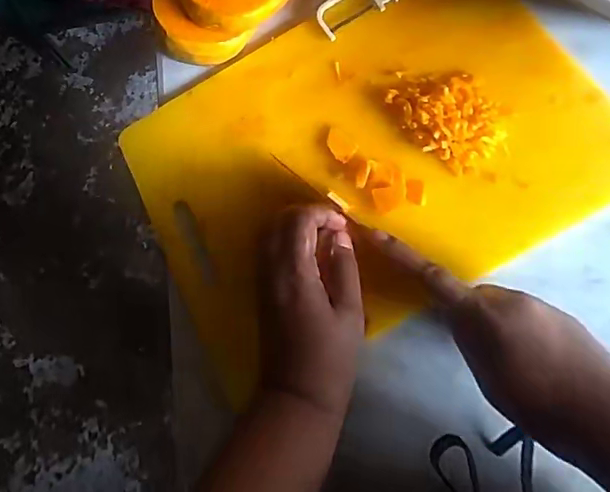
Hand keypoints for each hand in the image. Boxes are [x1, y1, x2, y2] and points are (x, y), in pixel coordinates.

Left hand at [257, 206, 364, 415]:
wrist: (296, 396)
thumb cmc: (331, 359)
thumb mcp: (350, 313)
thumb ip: (345, 268)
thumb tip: (340, 236)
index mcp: (294, 272)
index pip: (298, 221)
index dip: (321, 213)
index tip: (343, 225)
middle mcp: (271, 268)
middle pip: (281, 220)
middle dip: (307, 215)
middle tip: (334, 228)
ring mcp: (262, 277)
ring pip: (270, 231)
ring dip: (295, 225)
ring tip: (323, 238)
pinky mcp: (260, 288)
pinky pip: (268, 248)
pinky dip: (286, 239)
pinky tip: (308, 255)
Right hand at [362, 228, 609, 441]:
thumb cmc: (541, 404)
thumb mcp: (490, 380)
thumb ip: (470, 342)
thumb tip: (462, 322)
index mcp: (482, 312)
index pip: (431, 278)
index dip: (400, 255)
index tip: (375, 231)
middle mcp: (508, 296)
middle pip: (474, 299)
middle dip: (472, 321)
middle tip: (489, 362)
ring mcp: (538, 303)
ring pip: (503, 311)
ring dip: (503, 334)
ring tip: (524, 375)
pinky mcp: (562, 317)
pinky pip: (529, 320)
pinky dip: (527, 340)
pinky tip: (545, 372)